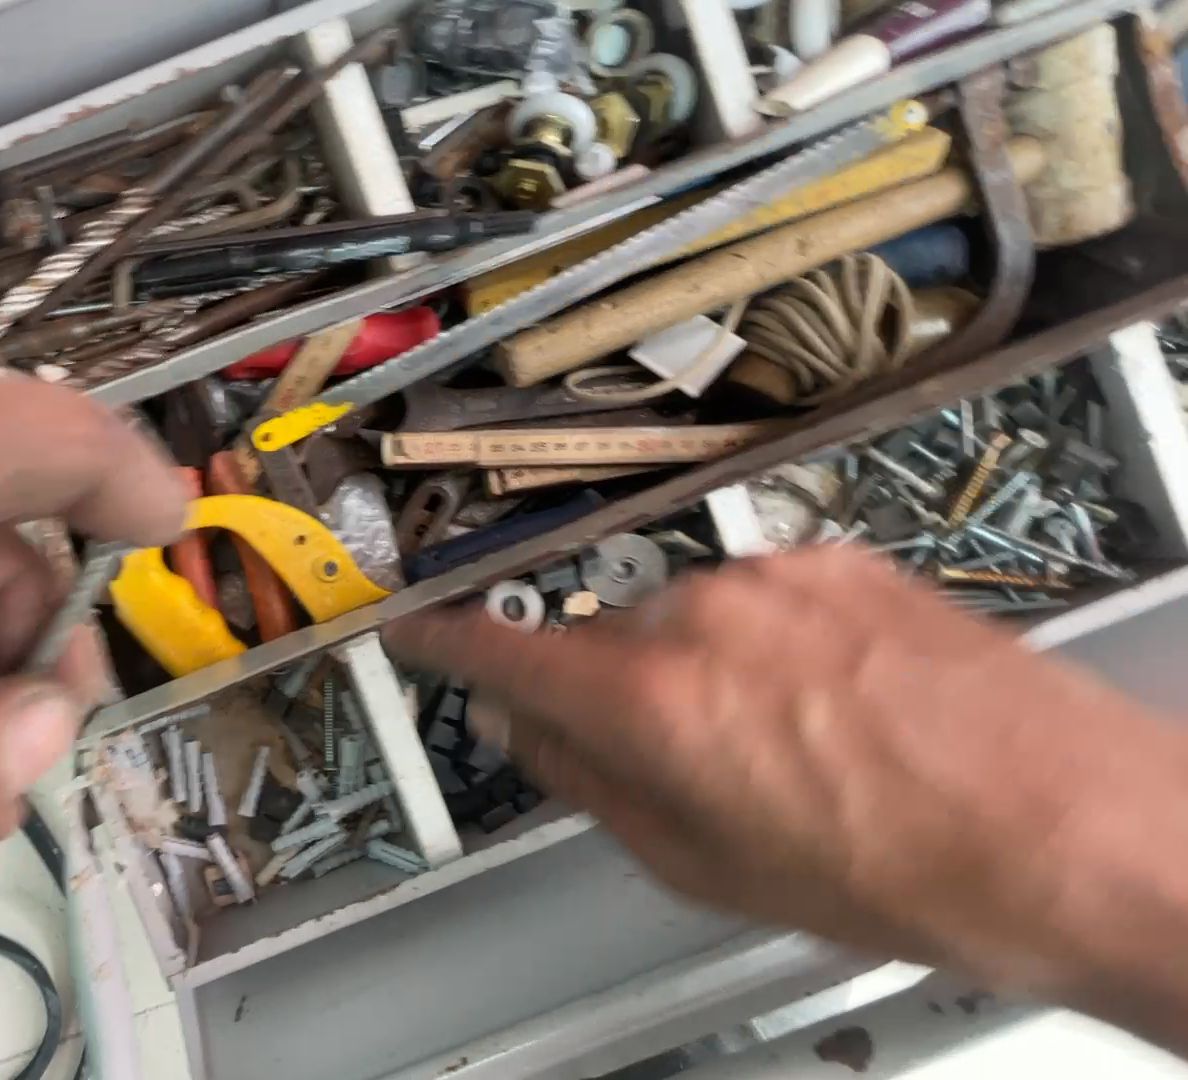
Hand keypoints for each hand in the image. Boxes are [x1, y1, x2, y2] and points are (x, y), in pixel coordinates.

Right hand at [386, 546, 1187, 1049]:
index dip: (439, 636)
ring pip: (653, 608)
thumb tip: (523, 728)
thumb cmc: (906, 873)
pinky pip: (730, 587)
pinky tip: (802, 689)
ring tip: (753, 725)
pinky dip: (734, 632)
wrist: (1100, 842)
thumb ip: (582, 780)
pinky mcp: (819, 557)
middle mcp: (692, 616)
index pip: (494, 647)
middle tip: (632, 734)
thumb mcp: (698, 864)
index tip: (415, 628)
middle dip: (582, 676)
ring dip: (667, 657)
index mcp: (648, 700)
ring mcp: (760, 575)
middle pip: (578, 630)